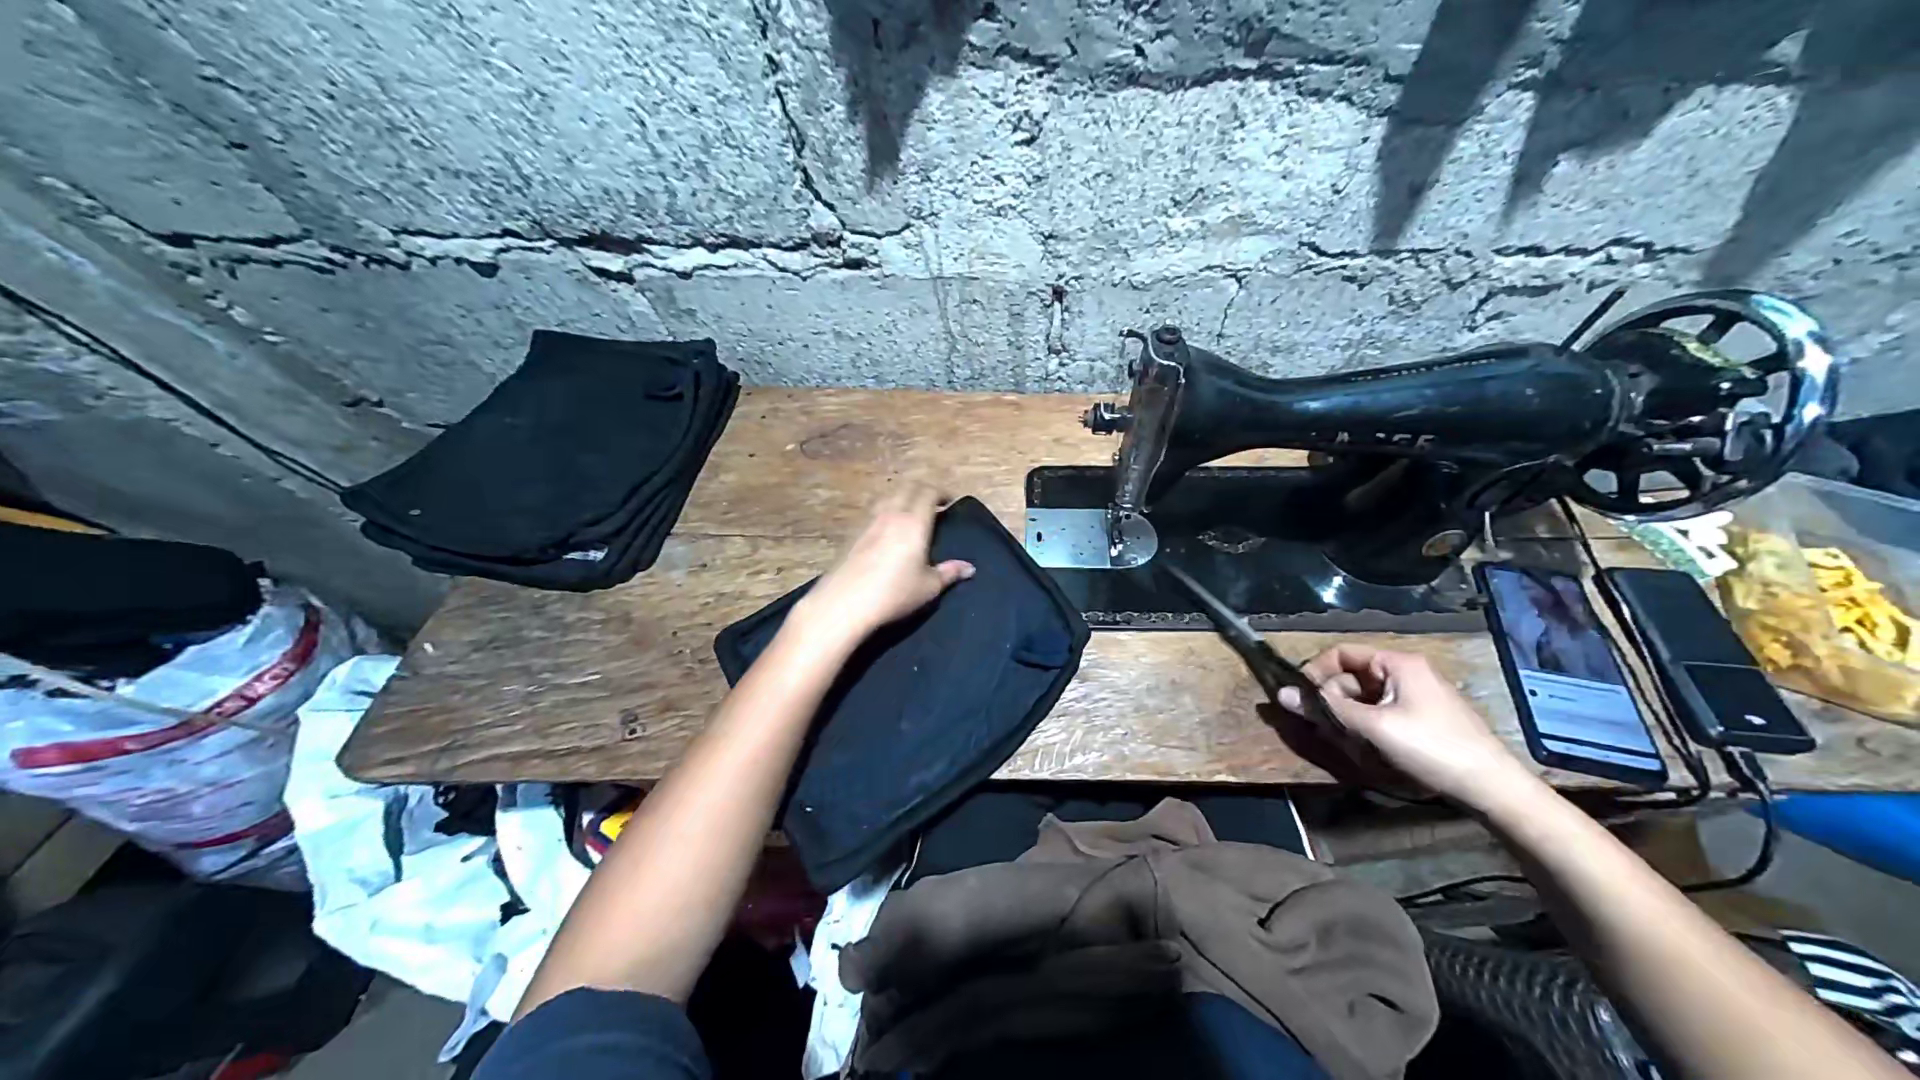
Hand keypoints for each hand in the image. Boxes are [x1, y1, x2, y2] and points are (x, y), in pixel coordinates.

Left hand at [789, 483, 974, 648]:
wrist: (844, 603)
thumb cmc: (894, 593)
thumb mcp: (928, 587)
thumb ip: (949, 573)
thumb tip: (969, 568)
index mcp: (914, 522)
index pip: (928, 493)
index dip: (941, 492)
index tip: (949, 501)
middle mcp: (890, 515)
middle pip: (907, 488)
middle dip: (922, 490)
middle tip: (933, 504)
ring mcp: (868, 522)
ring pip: (887, 498)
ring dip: (901, 498)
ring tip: (909, 513)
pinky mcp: (852, 534)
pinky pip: (873, 513)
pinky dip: (885, 512)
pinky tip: (886, 530)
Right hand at [1277, 644, 1542, 811]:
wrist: (1492, 788)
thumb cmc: (1430, 748)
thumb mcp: (1372, 728)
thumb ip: (1326, 709)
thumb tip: (1282, 694)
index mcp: (1397, 663)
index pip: (1341, 653)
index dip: (1315, 671)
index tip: (1299, 697)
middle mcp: (1407, 671)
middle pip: (1352, 677)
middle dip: (1333, 701)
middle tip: (1322, 728)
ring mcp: (1417, 695)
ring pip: (1364, 698)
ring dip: (1349, 719)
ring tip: (1348, 744)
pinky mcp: (1423, 717)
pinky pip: (1381, 712)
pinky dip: (1367, 727)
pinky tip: (1368, 750)